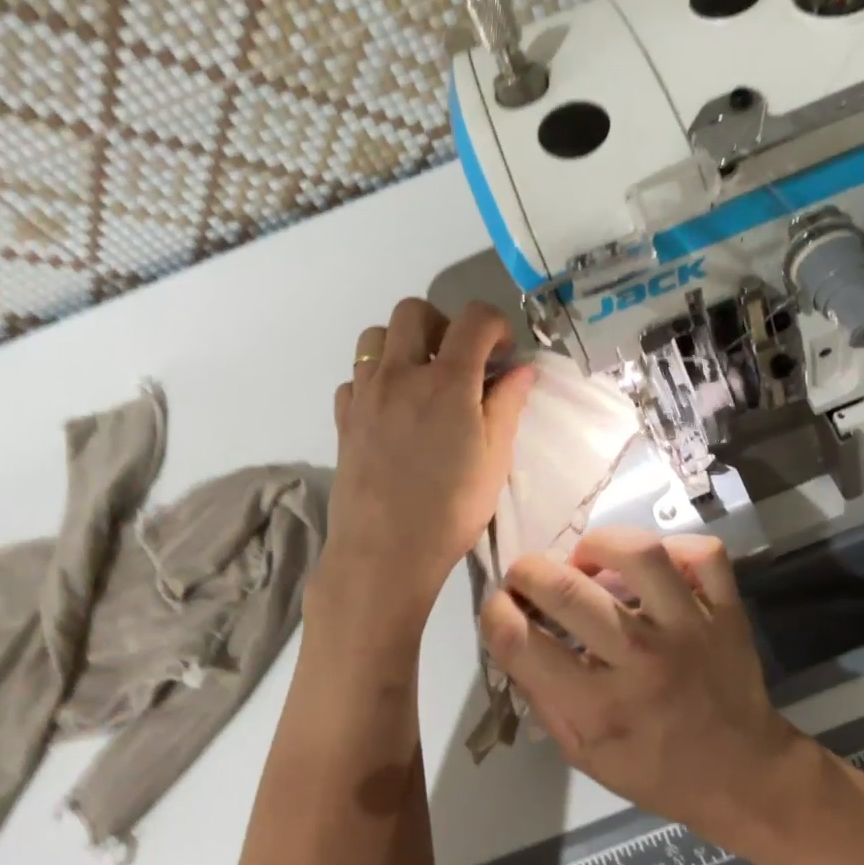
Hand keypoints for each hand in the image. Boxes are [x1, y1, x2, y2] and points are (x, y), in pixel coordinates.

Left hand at [321, 299, 535, 632]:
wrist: (384, 554)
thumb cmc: (451, 511)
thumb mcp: (495, 460)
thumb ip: (507, 406)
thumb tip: (521, 370)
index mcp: (447, 382)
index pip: (474, 319)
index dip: (496, 325)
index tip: (504, 355)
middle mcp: (400, 374)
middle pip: (414, 310)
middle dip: (444, 324)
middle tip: (460, 362)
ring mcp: (364, 394)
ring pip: (375, 336)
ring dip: (403, 344)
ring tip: (422, 380)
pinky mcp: (342, 418)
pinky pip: (354, 377)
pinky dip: (375, 379)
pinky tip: (392, 410)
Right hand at [478, 528, 807, 834]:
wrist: (740, 773)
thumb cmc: (655, 770)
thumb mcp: (584, 754)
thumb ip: (544, 699)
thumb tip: (512, 639)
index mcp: (599, 705)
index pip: (522, 642)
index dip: (495, 614)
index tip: (500, 608)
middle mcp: (641, 658)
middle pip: (566, 589)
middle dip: (528, 572)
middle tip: (527, 578)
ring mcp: (690, 627)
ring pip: (639, 554)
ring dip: (598, 545)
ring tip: (586, 560)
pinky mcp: (726, 610)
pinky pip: (703, 554)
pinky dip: (676, 546)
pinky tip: (654, 564)